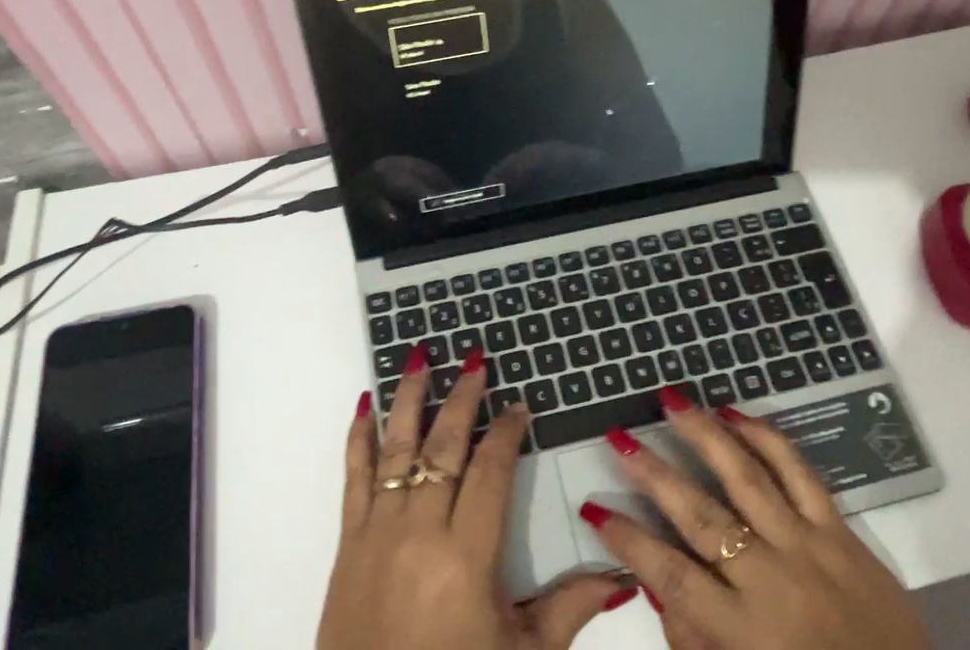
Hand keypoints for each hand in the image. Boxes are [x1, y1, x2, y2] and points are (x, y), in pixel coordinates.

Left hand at [318, 345, 637, 649]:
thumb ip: (568, 610)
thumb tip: (622, 576)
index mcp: (466, 555)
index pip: (490, 472)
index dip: (506, 433)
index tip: (518, 405)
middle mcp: (420, 530)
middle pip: (444, 447)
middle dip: (462, 399)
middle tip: (475, 360)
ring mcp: (378, 531)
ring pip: (395, 448)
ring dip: (408, 399)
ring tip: (419, 359)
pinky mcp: (348, 541)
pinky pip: (352, 477)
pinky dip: (357, 438)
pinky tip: (362, 406)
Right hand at [579, 388, 929, 649]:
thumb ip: (693, 638)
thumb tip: (653, 583)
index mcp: (742, 629)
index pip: (671, 575)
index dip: (629, 539)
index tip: (595, 508)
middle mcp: (770, 579)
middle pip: (701, 516)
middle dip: (653, 474)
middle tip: (618, 437)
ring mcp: (808, 547)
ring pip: (747, 479)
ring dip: (705, 436)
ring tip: (671, 402)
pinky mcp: (840, 530)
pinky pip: (801, 474)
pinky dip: (768, 440)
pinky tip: (737, 414)